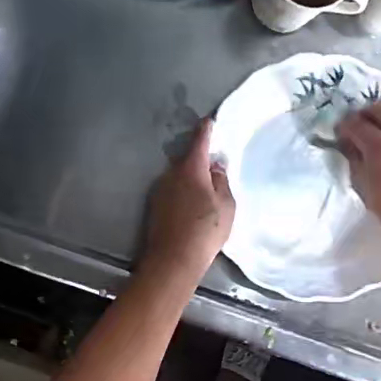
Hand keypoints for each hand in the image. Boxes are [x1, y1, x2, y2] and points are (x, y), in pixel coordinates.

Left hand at [144, 119, 234, 275]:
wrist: (173, 259)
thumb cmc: (205, 230)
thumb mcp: (226, 204)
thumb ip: (221, 180)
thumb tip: (215, 166)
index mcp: (190, 169)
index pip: (199, 141)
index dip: (206, 130)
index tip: (209, 121)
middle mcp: (170, 174)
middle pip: (187, 159)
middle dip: (200, 160)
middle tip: (216, 168)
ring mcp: (159, 189)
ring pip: (178, 176)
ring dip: (190, 178)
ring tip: (206, 194)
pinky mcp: (154, 205)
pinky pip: (172, 190)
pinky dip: (182, 192)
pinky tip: (192, 207)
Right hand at [337, 101, 380, 233]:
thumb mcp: (361, 182)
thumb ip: (353, 157)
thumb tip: (348, 143)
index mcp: (379, 146)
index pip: (355, 123)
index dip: (343, 125)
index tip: (338, 132)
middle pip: (380, 108)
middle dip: (364, 113)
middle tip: (357, 125)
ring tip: (380, 123)